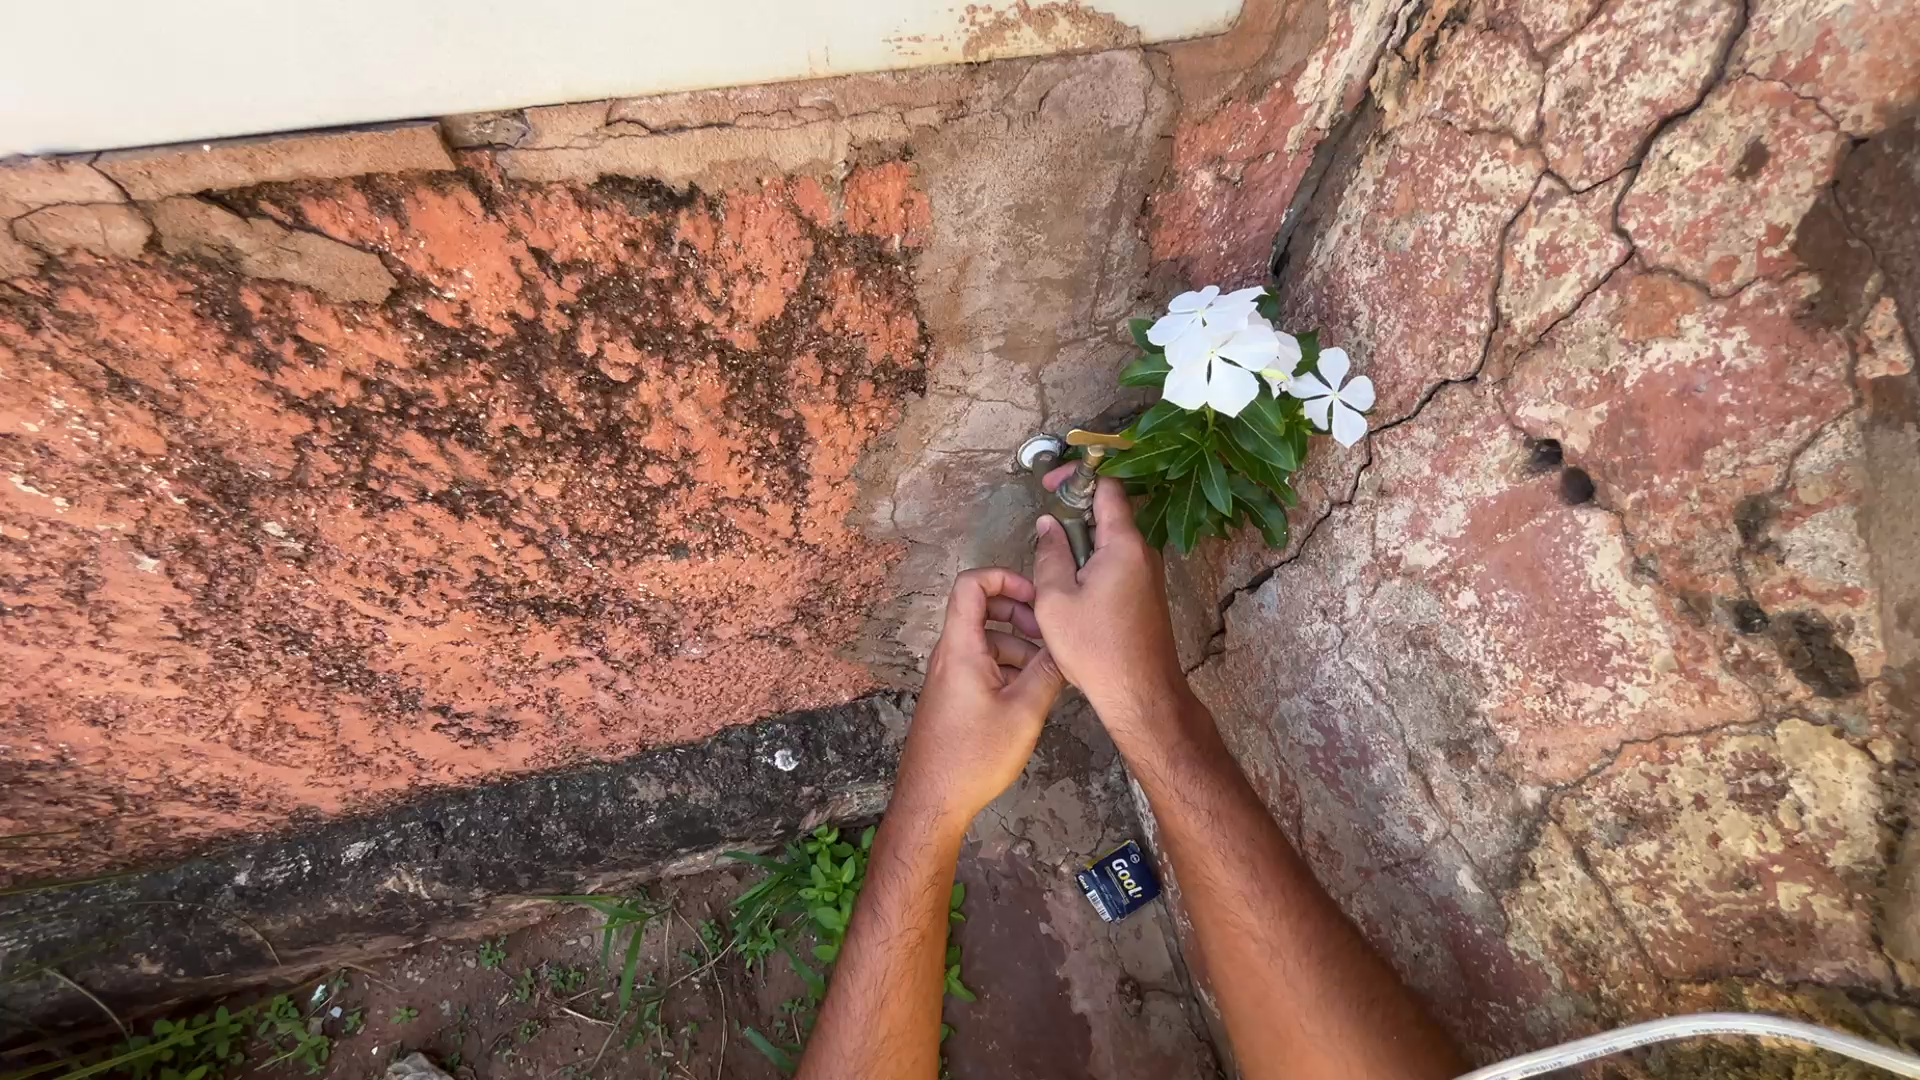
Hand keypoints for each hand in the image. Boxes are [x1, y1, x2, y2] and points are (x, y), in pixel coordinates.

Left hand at [895, 568, 1065, 828]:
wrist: (933, 800)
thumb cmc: (974, 756)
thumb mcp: (1024, 711)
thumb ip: (1048, 672)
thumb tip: (1067, 647)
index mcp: (961, 647)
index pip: (971, 584)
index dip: (1004, 577)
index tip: (1035, 596)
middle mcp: (950, 654)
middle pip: (981, 609)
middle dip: (1019, 613)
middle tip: (1048, 634)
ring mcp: (950, 675)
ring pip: (987, 640)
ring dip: (1018, 644)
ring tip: (1049, 670)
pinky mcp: (954, 695)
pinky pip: (983, 664)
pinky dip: (1008, 666)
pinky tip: (1032, 691)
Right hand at [1030, 470, 1189, 735]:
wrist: (1141, 693)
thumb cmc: (1096, 648)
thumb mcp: (1055, 598)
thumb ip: (1050, 554)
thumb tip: (1048, 525)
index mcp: (1124, 544)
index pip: (1107, 487)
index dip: (1077, 477)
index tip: (1051, 486)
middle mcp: (1143, 551)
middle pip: (1111, 510)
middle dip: (1076, 510)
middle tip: (1047, 528)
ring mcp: (1148, 572)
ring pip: (1114, 538)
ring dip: (1084, 540)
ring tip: (1056, 561)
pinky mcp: (1146, 592)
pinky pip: (1119, 560)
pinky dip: (1095, 560)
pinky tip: (1074, 584)